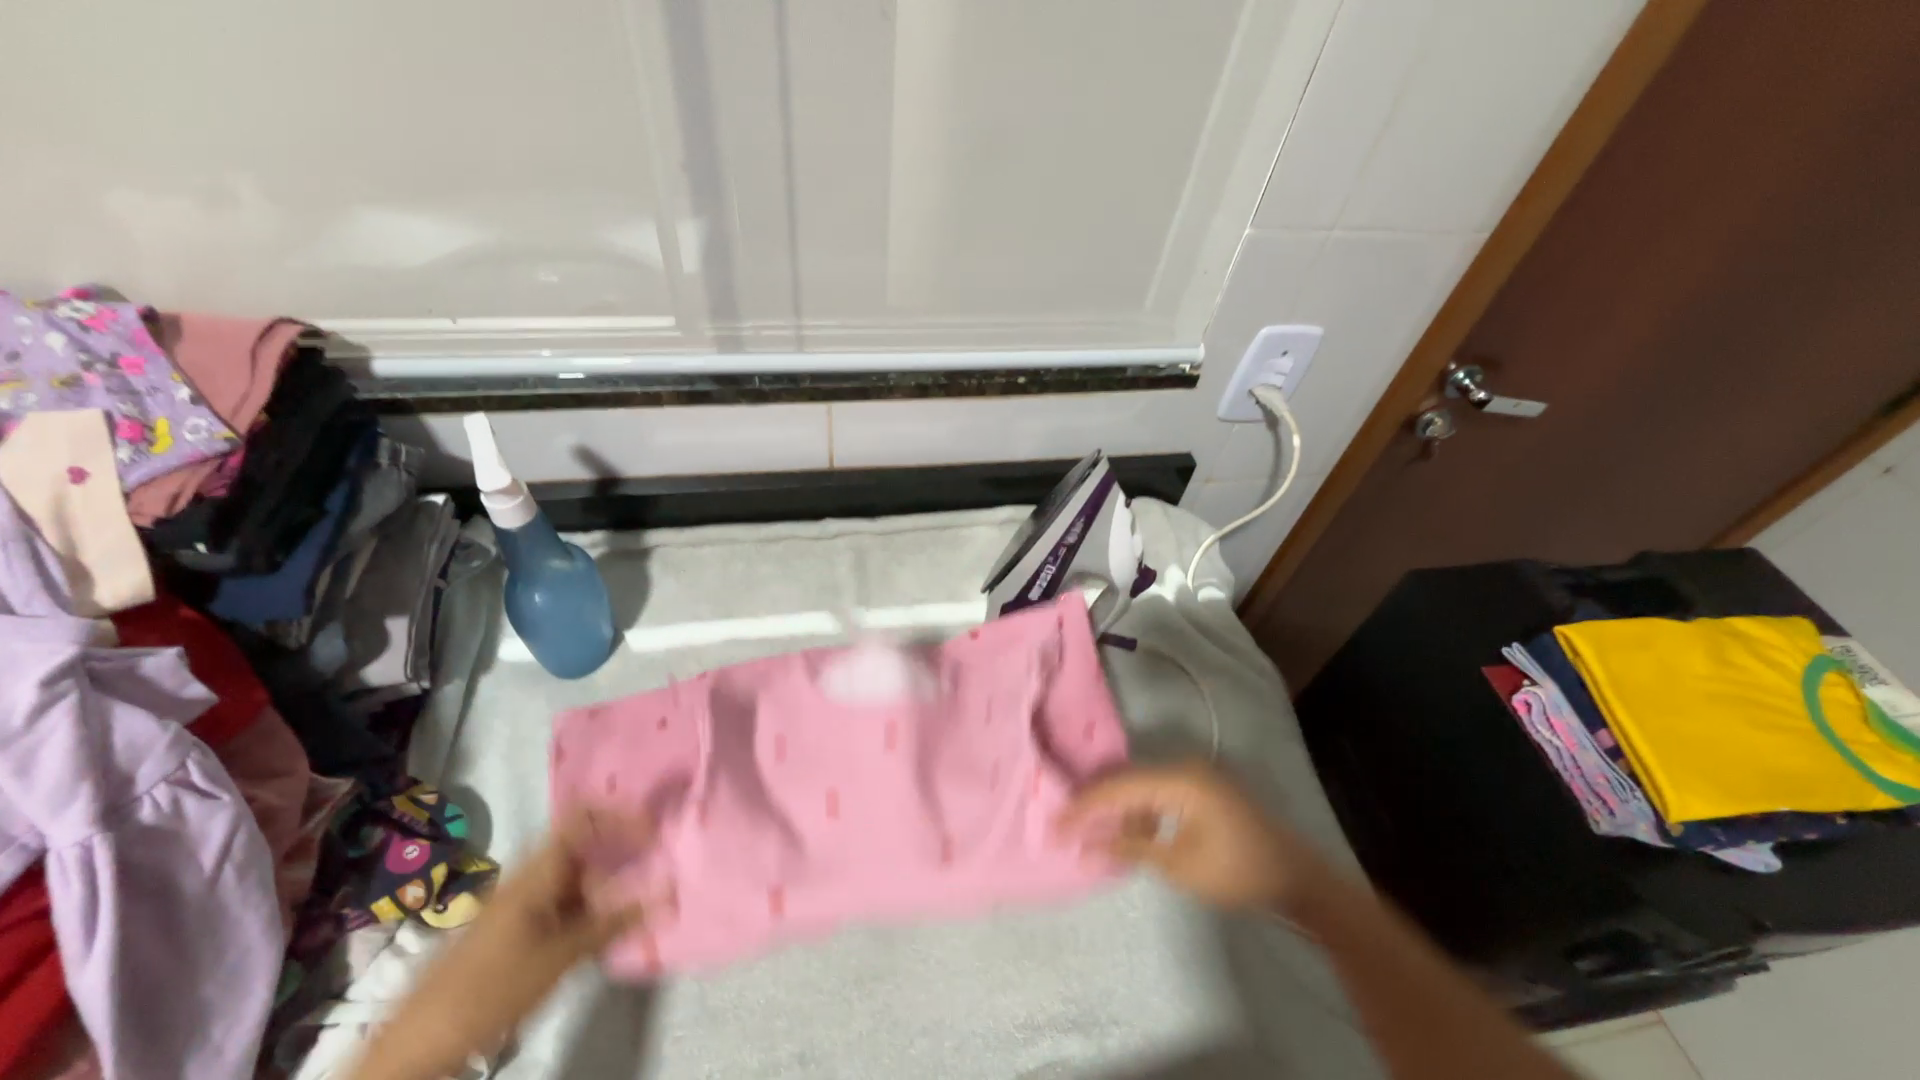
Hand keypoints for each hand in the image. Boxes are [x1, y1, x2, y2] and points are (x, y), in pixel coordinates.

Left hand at [346, 808, 666, 1079]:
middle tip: (657, 864)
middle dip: (621, 849)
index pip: (581, 818)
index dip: (618, 815)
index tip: (654, 830)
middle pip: (582, 845)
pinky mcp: (518, 926)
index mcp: (536, 872)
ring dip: (609, 881)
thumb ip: (615, 922)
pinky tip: (610, 928)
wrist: (426, 1035)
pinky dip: (592, 905)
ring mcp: (521, 902)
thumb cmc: (495, 987)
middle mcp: (529, 877)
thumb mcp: (562, 956)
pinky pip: (564, 901)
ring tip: (643, 899)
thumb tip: (667, 895)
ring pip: (575, 876)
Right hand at [1056, 762, 1326, 913]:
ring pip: (1141, 787)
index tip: (1055, 824)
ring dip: (1117, 812)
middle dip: (1095, 805)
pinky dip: (1140, 814)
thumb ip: (1130, 848)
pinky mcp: (1202, 790)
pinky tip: (1128, 837)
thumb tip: (1087, 844)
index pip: (1118, 787)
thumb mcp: (1179, 865)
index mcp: (1180, 779)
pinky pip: (1159, 794)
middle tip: (1064, 827)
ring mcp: (1195, 776)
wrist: (1295, 878)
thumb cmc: (1238, 873)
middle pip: (1126, 780)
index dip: (1084, 806)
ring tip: (1091, 837)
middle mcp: (1184, 767)